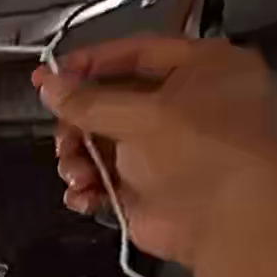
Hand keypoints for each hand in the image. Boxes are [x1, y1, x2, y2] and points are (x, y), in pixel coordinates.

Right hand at [32, 36, 276, 269]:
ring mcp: (164, 153)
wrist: (229, 222)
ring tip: (77, 174)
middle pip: (111, 105)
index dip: (89, 63)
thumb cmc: (202, 152)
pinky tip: (84, 196)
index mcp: (201, 70)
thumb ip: (86, 101)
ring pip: (102, 147)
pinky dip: (89, 189)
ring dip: (79, 161)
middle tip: (62, 139)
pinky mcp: (147, 191)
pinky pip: (105, 182)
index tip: (49, 76)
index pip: (135, 54)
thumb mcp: (140, 115)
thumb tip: (47, 85)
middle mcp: (184, 108)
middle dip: (78, 125)